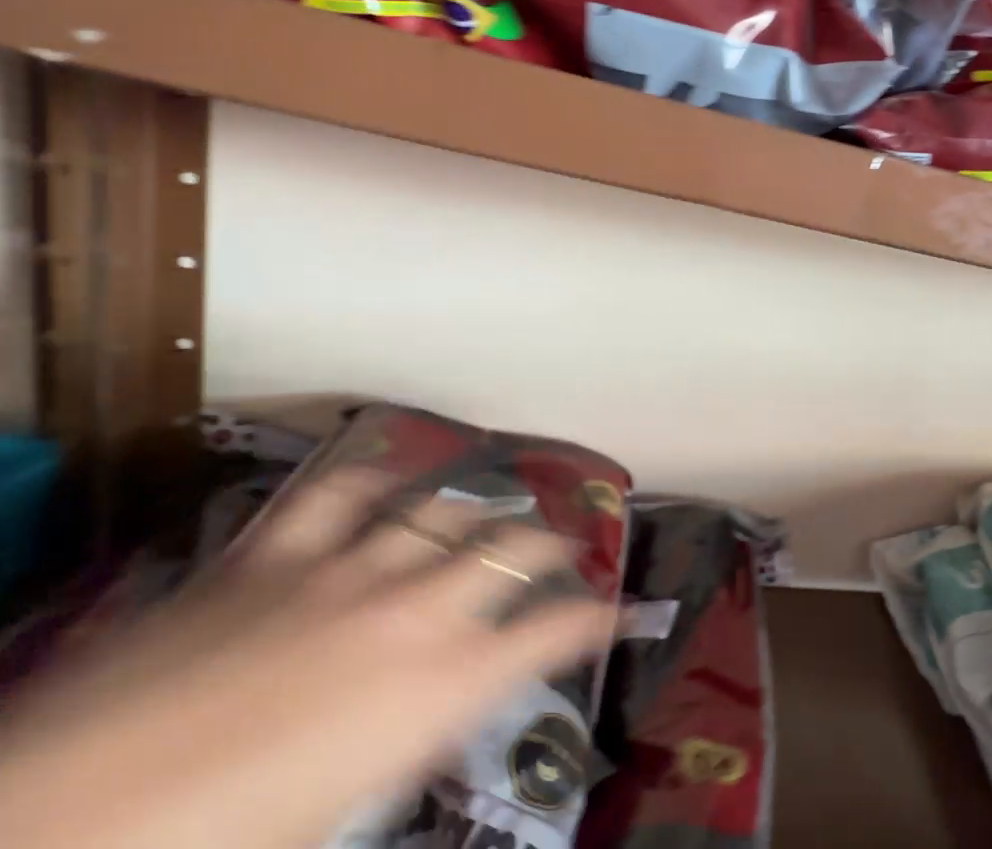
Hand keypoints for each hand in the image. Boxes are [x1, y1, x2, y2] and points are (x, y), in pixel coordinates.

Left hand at [0, 468, 617, 848]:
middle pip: (515, 549)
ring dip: (473, 512)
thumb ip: (416, 732)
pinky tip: (387, 486)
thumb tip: (442, 706)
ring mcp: (344, 571)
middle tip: (562, 548)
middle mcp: (415, 610)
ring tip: (485, 511)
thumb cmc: (231, 833)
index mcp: (447, 680)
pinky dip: (372, 485)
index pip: (558, 631)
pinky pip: (337, 496)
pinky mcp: (268, 557)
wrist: (64, 816)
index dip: (601, 618)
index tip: (620, 613)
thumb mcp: (355, 797)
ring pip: (439, 512)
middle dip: (552, 545)